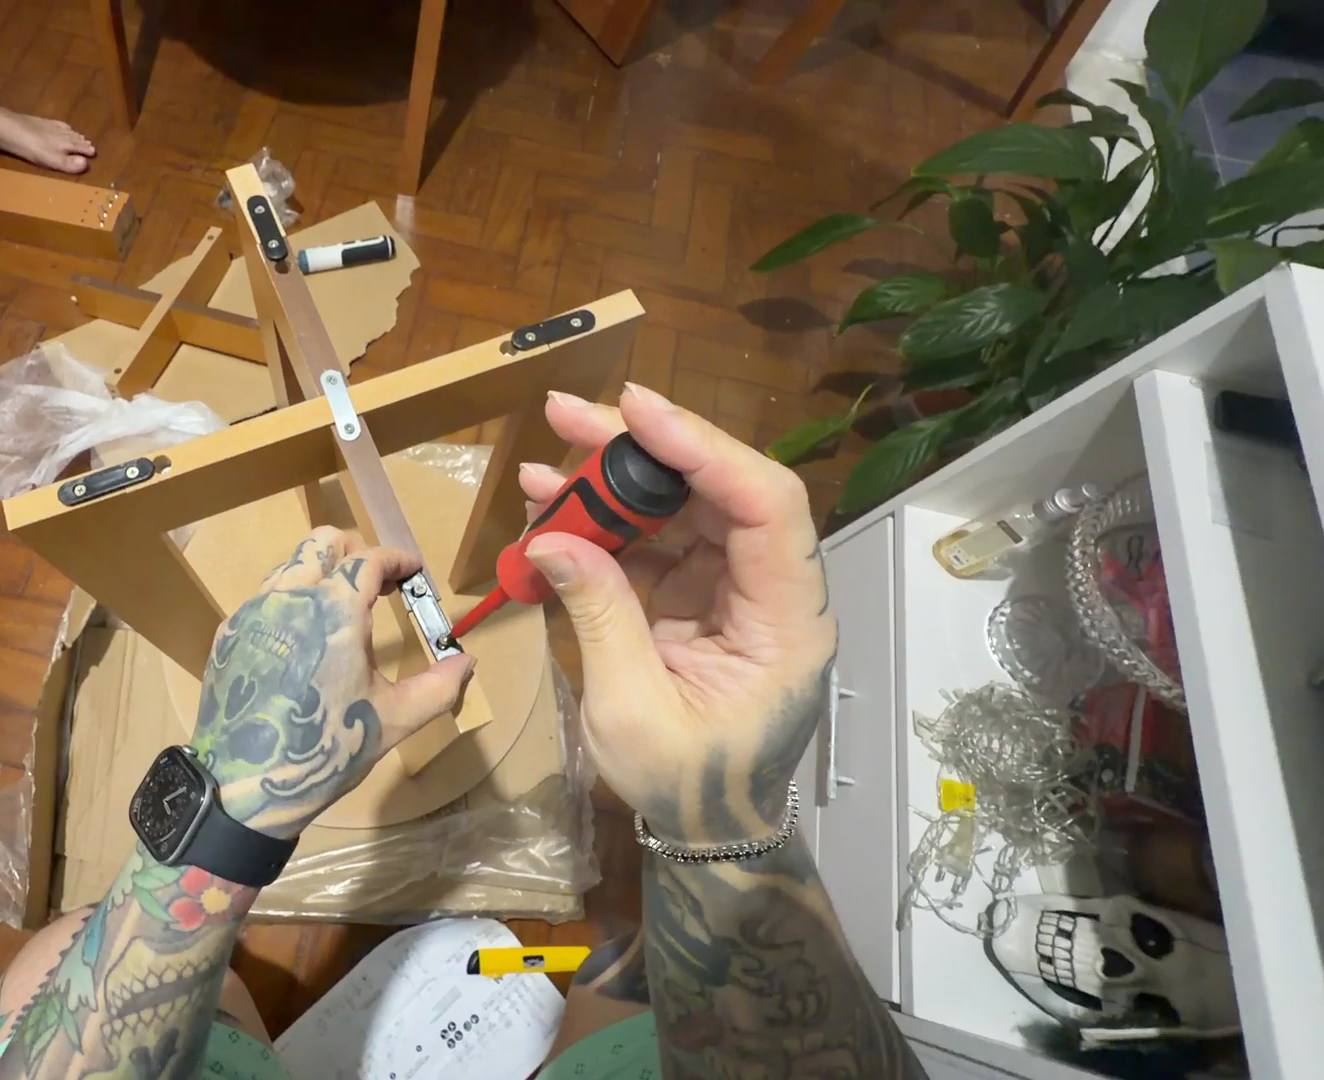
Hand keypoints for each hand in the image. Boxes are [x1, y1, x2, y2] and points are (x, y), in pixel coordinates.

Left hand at [189, 526, 476, 839]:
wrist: (245, 786)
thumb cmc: (328, 749)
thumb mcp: (394, 719)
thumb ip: (438, 686)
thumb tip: (467, 661)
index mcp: (334, 610)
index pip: (370, 558)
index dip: (398, 559)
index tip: (414, 572)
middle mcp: (291, 597)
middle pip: (325, 541)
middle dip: (357, 551)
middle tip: (379, 582)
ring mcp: (255, 610)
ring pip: (292, 563)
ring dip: (324, 570)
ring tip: (343, 607)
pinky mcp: (230, 630)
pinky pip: (268, 594)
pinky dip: (295, 598)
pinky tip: (306, 638)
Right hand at [518, 384, 835, 843]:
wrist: (704, 821)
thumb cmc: (687, 782)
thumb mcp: (633, 707)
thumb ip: (599, 616)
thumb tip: (548, 539)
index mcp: (784, 619)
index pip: (764, 506)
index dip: (703, 448)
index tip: (635, 411)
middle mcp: (764, 587)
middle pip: (712, 489)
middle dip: (637, 450)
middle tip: (565, 417)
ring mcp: (724, 587)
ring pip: (673, 507)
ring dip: (606, 483)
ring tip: (540, 465)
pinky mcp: (688, 593)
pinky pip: (644, 542)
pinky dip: (596, 525)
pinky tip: (547, 511)